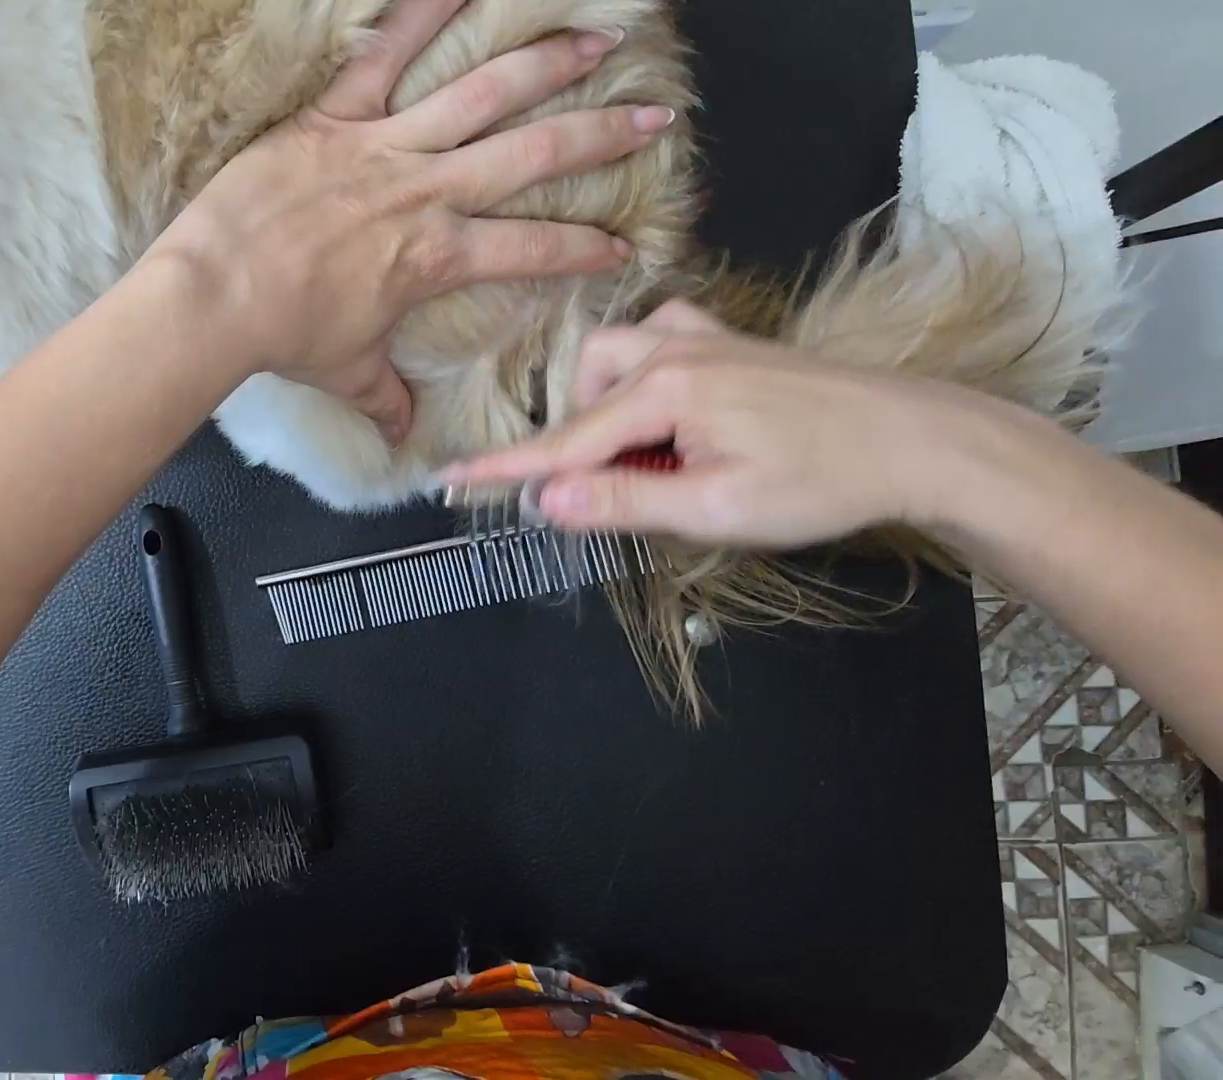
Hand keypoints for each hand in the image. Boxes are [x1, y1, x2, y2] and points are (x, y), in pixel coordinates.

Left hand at [145, 0, 675, 442]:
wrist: (217, 298)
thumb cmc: (282, 337)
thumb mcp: (347, 373)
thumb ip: (385, 398)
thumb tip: (404, 432)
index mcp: (434, 259)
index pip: (530, 250)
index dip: (582, 249)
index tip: (619, 246)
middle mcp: (425, 194)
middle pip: (532, 157)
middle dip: (601, 138)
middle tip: (655, 117)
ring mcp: (384, 148)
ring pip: (483, 94)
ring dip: (546, 63)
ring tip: (597, 41)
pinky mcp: (335, 116)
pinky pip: (386, 50)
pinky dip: (426, 9)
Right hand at [443, 300, 1064, 546]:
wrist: (922, 441)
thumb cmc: (823, 481)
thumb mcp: (714, 510)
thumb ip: (620, 501)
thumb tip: (541, 499)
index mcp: (665, 390)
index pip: (562, 442)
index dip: (502, 468)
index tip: (449, 480)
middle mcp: (671, 349)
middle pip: (581, 397)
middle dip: (579, 447)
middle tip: (618, 493)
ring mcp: (699, 337)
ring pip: (608, 361)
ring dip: (605, 411)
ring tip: (650, 458)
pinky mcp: (723, 340)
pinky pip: (651, 341)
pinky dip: (635, 376)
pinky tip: (664, 406)